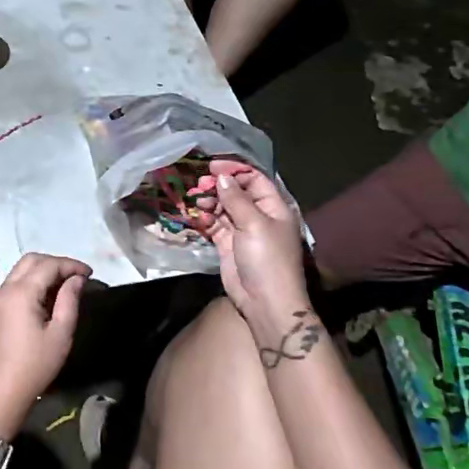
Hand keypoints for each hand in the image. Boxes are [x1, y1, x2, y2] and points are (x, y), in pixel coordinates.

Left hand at [0, 253, 91, 434]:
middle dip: (56, 263)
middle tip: (78, 277)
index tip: (90, 274)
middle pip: (32, 260)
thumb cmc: (35, 365)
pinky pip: (16, 283)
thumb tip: (77, 279)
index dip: (71, 265)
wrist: (0, 392)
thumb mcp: (60, 333)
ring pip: (22, 270)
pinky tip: (49, 297)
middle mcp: (6, 288)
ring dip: (44, 270)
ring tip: (67, 286)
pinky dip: (33, 281)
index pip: (48, 265)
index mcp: (21, 292)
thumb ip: (69, 300)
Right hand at [196, 161, 310, 328]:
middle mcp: (259, 215)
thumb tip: (221, 178)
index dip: (234, 170)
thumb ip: (236, 199)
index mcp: (274, 207)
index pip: (254, 179)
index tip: (211, 166)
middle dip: (217, 186)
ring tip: (194, 200)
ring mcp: (242, 230)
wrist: (265, 302)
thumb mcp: (254, 224)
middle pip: (236, 192)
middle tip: (197, 185)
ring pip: (223, 208)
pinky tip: (194, 214)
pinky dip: (204, 218)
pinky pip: (214, 225)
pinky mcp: (228, 245)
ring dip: (208, 201)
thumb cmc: (267, 258)